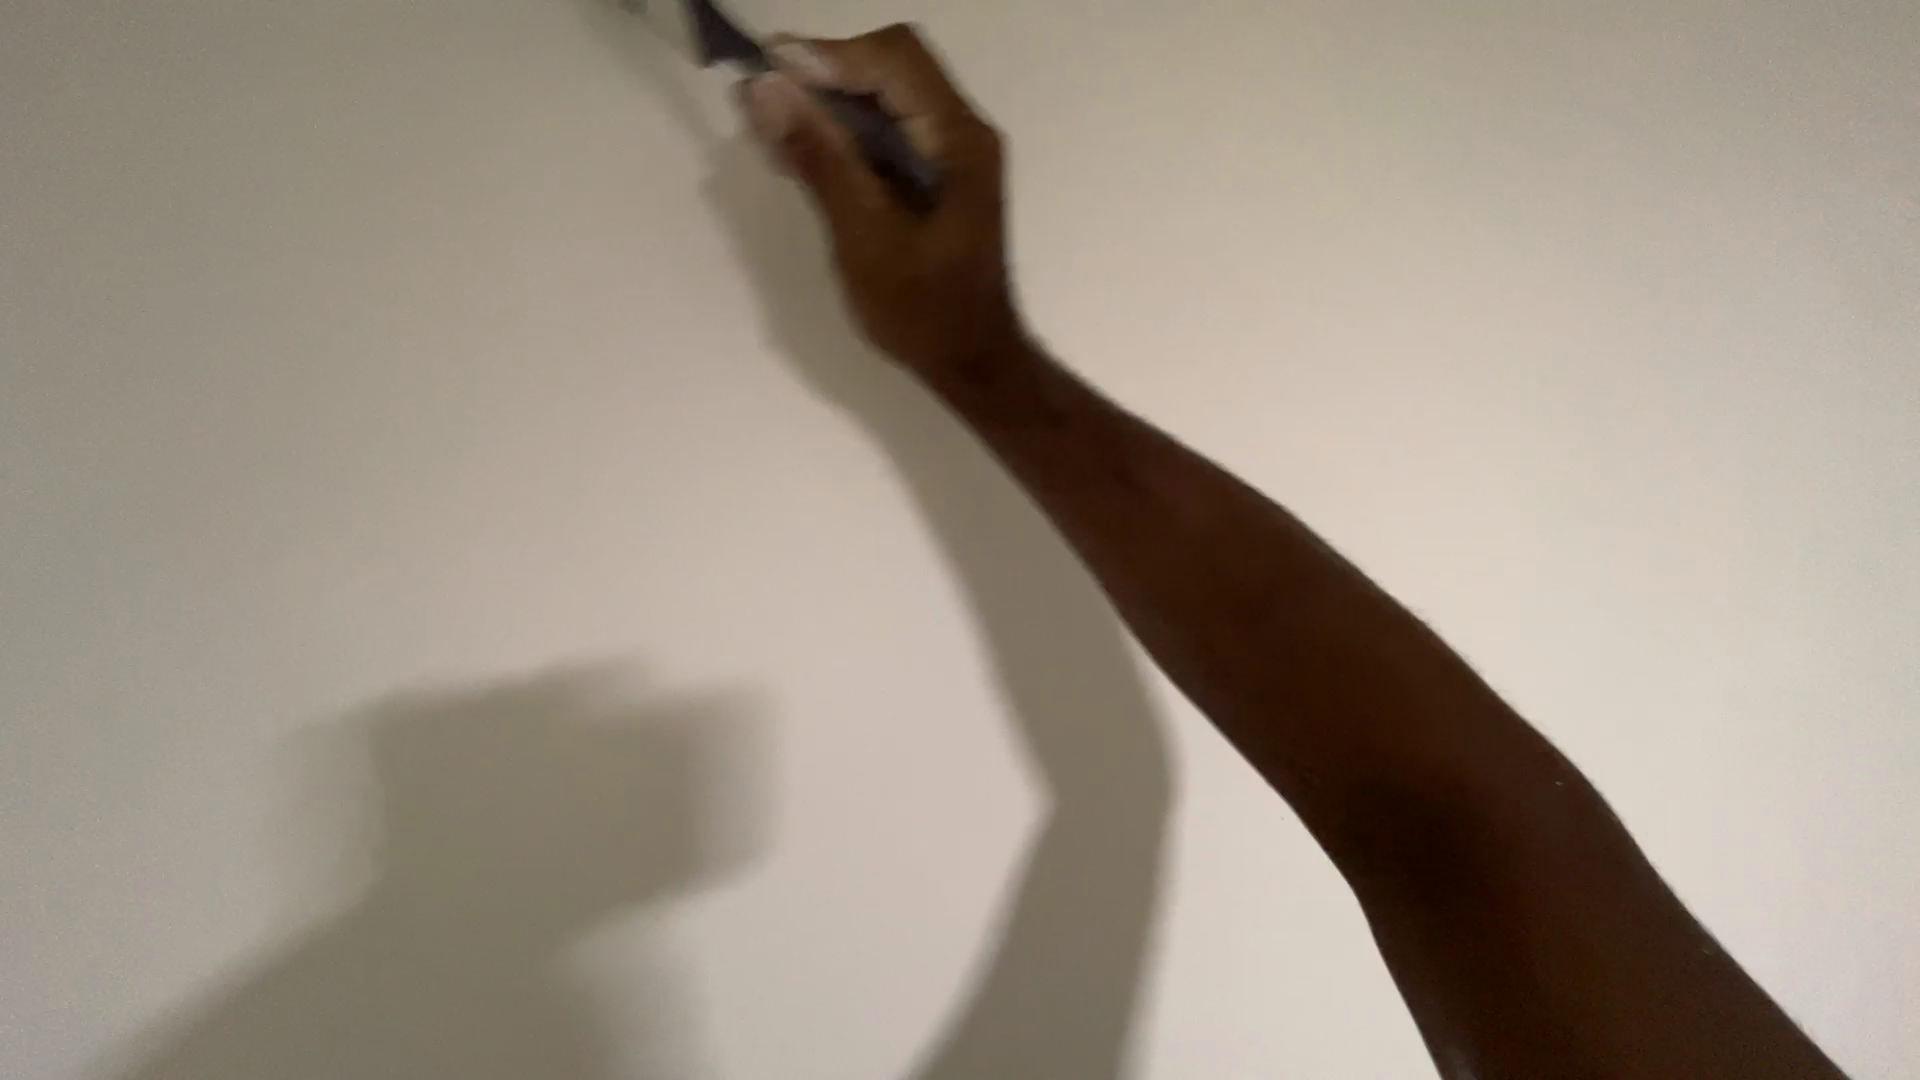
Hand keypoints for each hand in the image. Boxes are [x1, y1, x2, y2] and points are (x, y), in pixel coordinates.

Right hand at [737, 25, 1028, 379]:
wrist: (972, 363)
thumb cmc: (925, 313)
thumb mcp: (866, 238)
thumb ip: (821, 161)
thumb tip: (767, 89)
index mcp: (960, 141)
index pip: (895, 58)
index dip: (829, 54)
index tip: (771, 72)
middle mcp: (965, 136)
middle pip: (891, 73)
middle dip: (826, 81)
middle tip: (768, 105)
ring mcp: (954, 161)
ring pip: (886, 107)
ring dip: (831, 112)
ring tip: (776, 135)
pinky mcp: (940, 186)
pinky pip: (890, 143)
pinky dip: (848, 144)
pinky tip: (807, 160)